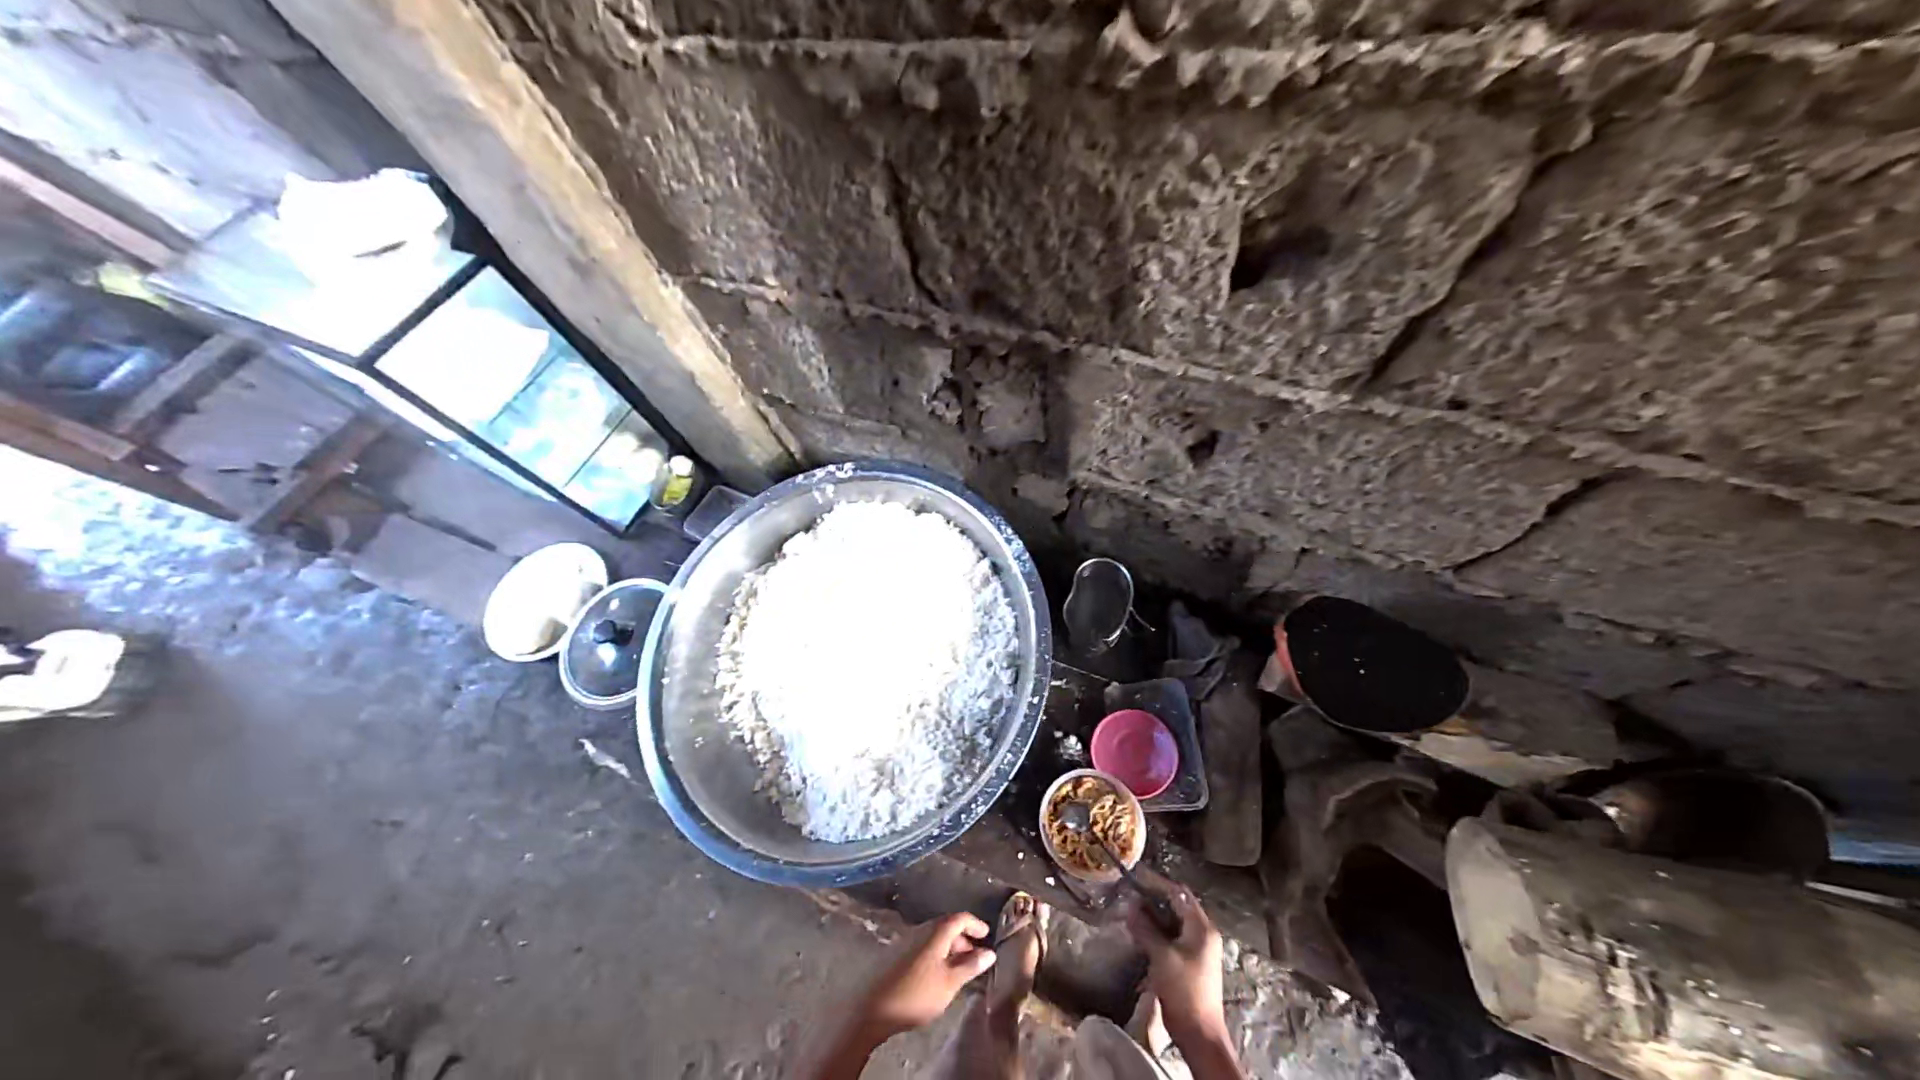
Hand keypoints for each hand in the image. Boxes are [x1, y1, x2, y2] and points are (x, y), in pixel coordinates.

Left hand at [859, 912, 996, 1038]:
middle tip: (976, 956)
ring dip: (951, 947)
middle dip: (964, 938)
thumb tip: (990, 952)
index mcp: (936, 932)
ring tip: (961, 968)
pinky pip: (926, 946)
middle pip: (947, 926)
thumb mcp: (950, 982)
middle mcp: (922, 930)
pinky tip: (940, 974)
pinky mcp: (899, 955)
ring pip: (936, 937)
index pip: (960, 918)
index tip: (987, 935)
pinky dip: (939, 954)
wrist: (876, 1008)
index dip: (975, 924)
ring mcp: (908, 941)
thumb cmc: (918, 993)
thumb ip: (970, 966)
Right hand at [1125, 872, 1230, 1050]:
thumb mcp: (1162, 956)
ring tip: (1129, 911)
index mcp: (1202, 927)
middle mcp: (1202, 933)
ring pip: (1172, 922)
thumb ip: (1145, 928)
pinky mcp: (1189, 962)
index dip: (1157, 883)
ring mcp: (1197, 949)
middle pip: (1176, 906)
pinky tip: (1138, 933)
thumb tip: (1130, 905)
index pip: (1179, 894)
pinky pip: (1171, 937)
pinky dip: (1156, 932)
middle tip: (1128, 894)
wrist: (1199, 1034)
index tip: (1135, 875)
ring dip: (1152, 916)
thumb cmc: (1183, 990)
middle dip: (1152, 899)